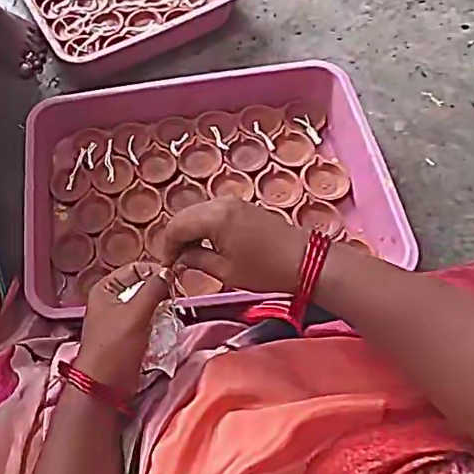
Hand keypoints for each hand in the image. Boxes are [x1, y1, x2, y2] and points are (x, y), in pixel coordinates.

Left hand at [75, 262, 170, 398]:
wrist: (106, 384)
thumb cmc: (115, 346)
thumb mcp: (135, 313)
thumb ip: (153, 289)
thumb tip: (167, 271)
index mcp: (105, 289)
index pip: (133, 269)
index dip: (153, 272)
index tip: (174, 280)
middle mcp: (110, 300)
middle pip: (140, 286)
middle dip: (159, 291)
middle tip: (177, 297)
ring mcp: (119, 318)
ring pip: (146, 304)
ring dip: (161, 307)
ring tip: (173, 312)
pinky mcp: (128, 334)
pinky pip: (147, 320)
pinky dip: (157, 321)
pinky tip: (167, 326)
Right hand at [157, 197, 310, 293]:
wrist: (306, 261)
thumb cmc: (265, 270)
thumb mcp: (225, 271)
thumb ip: (196, 261)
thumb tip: (179, 260)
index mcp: (214, 217)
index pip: (176, 227)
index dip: (167, 247)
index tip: (168, 266)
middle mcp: (221, 203)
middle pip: (184, 216)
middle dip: (176, 238)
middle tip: (176, 261)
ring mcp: (232, 202)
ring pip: (196, 213)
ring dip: (189, 231)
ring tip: (190, 255)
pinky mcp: (242, 206)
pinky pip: (211, 212)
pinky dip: (203, 227)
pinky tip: (207, 245)